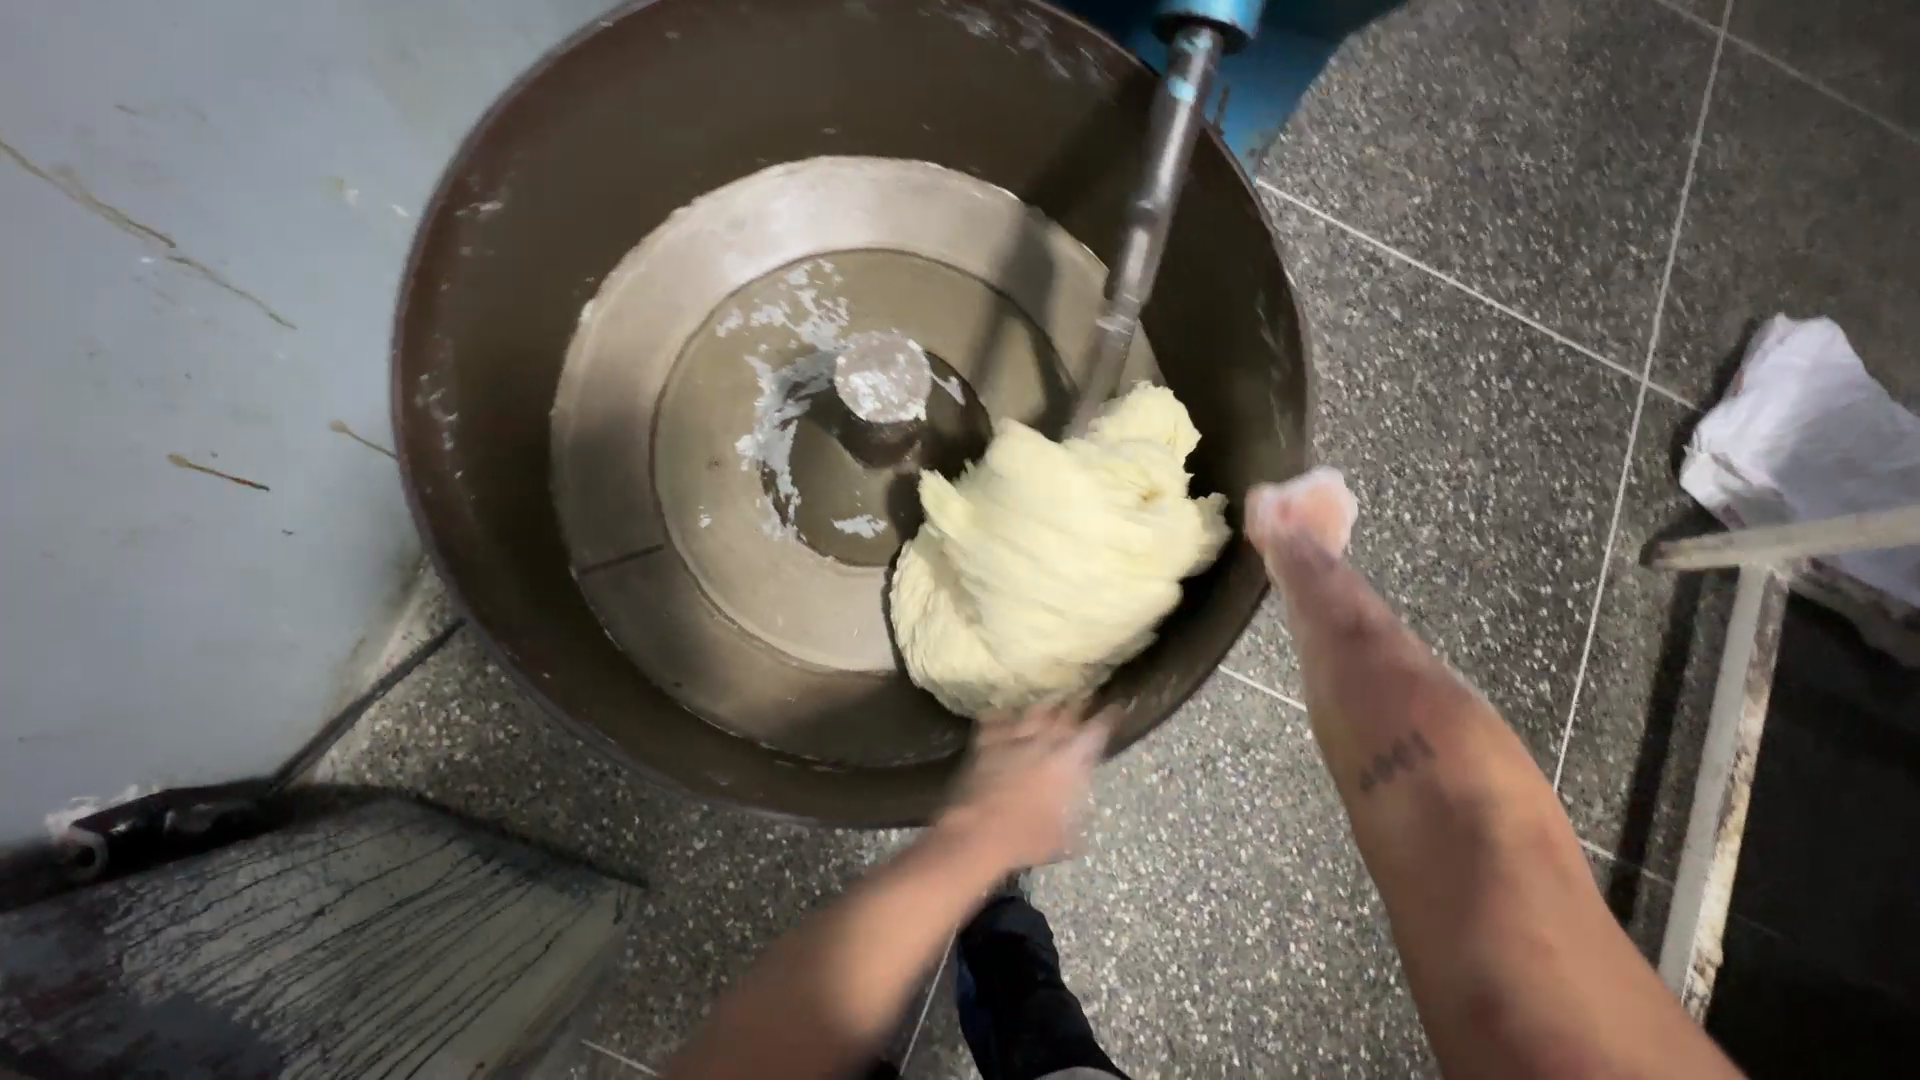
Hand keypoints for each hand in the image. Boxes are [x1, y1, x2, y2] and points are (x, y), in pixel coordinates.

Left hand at [936, 700, 1113, 872]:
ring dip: (1044, 708)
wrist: (979, 832)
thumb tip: (1083, 813)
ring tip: (1049, 704)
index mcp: (1071, 760)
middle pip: (1066, 712)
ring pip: (1034, 710)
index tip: (1117, 705)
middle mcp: (1045, 740)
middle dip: (1077, 706)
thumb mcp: (1066, 836)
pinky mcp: (985, 740)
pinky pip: (997, 719)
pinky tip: (1004, 717)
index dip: (1109, 716)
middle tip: (1083, 700)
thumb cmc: (1028, 838)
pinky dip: (1004, 718)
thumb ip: (1078, 817)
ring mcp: (1013, 736)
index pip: (1098, 729)